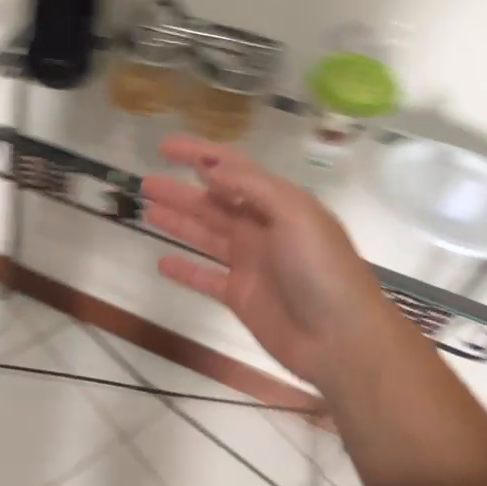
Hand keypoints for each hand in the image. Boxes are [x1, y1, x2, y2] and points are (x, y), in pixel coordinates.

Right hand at [141, 135, 405, 395]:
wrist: (341, 338)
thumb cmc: (322, 270)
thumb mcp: (294, 214)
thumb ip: (252, 187)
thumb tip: (210, 167)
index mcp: (279, 203)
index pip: (233, 168)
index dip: (199, 154)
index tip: (164, 146)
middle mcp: (262, 228)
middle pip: (214, 202)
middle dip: (181, 190)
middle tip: (146, 182)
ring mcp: (250, 263)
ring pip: (205, 235)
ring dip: (178, 221)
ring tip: (147, 209)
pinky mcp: (241, 296)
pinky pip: (205, 278)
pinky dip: (184, 270)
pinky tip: (161, 263)